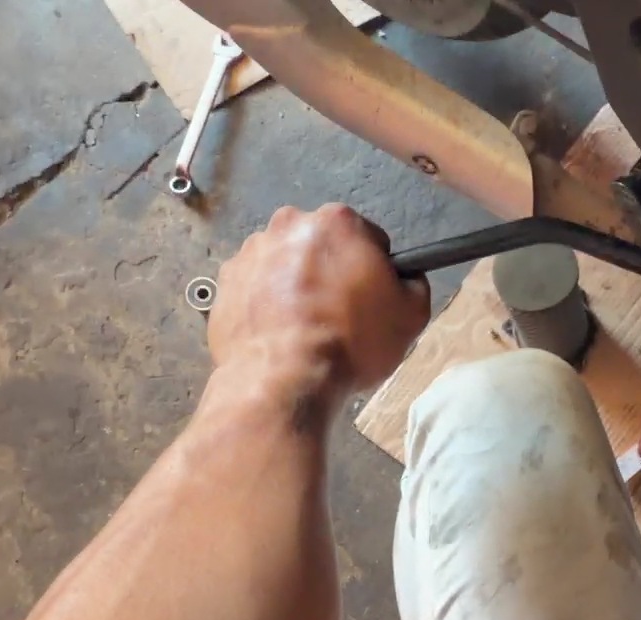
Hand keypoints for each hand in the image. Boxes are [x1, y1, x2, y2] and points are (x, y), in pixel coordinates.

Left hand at [209, 204, 429, 392]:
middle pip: (325, 248)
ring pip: (289, 266)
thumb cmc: (353, 341)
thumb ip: (414, 285)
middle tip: (347, 316)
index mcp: (339, 223)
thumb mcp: (412, 317)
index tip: (377, 299)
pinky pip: (261, 289)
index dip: (379, 271)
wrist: (284, 377)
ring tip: (313, 331)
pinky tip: (287, 336)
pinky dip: (273, 306)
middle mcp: (290, 224)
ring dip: (303, 288)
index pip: (372, 239)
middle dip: (336, 274)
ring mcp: (251, 251)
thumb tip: (405, 278)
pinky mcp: (226, 282)